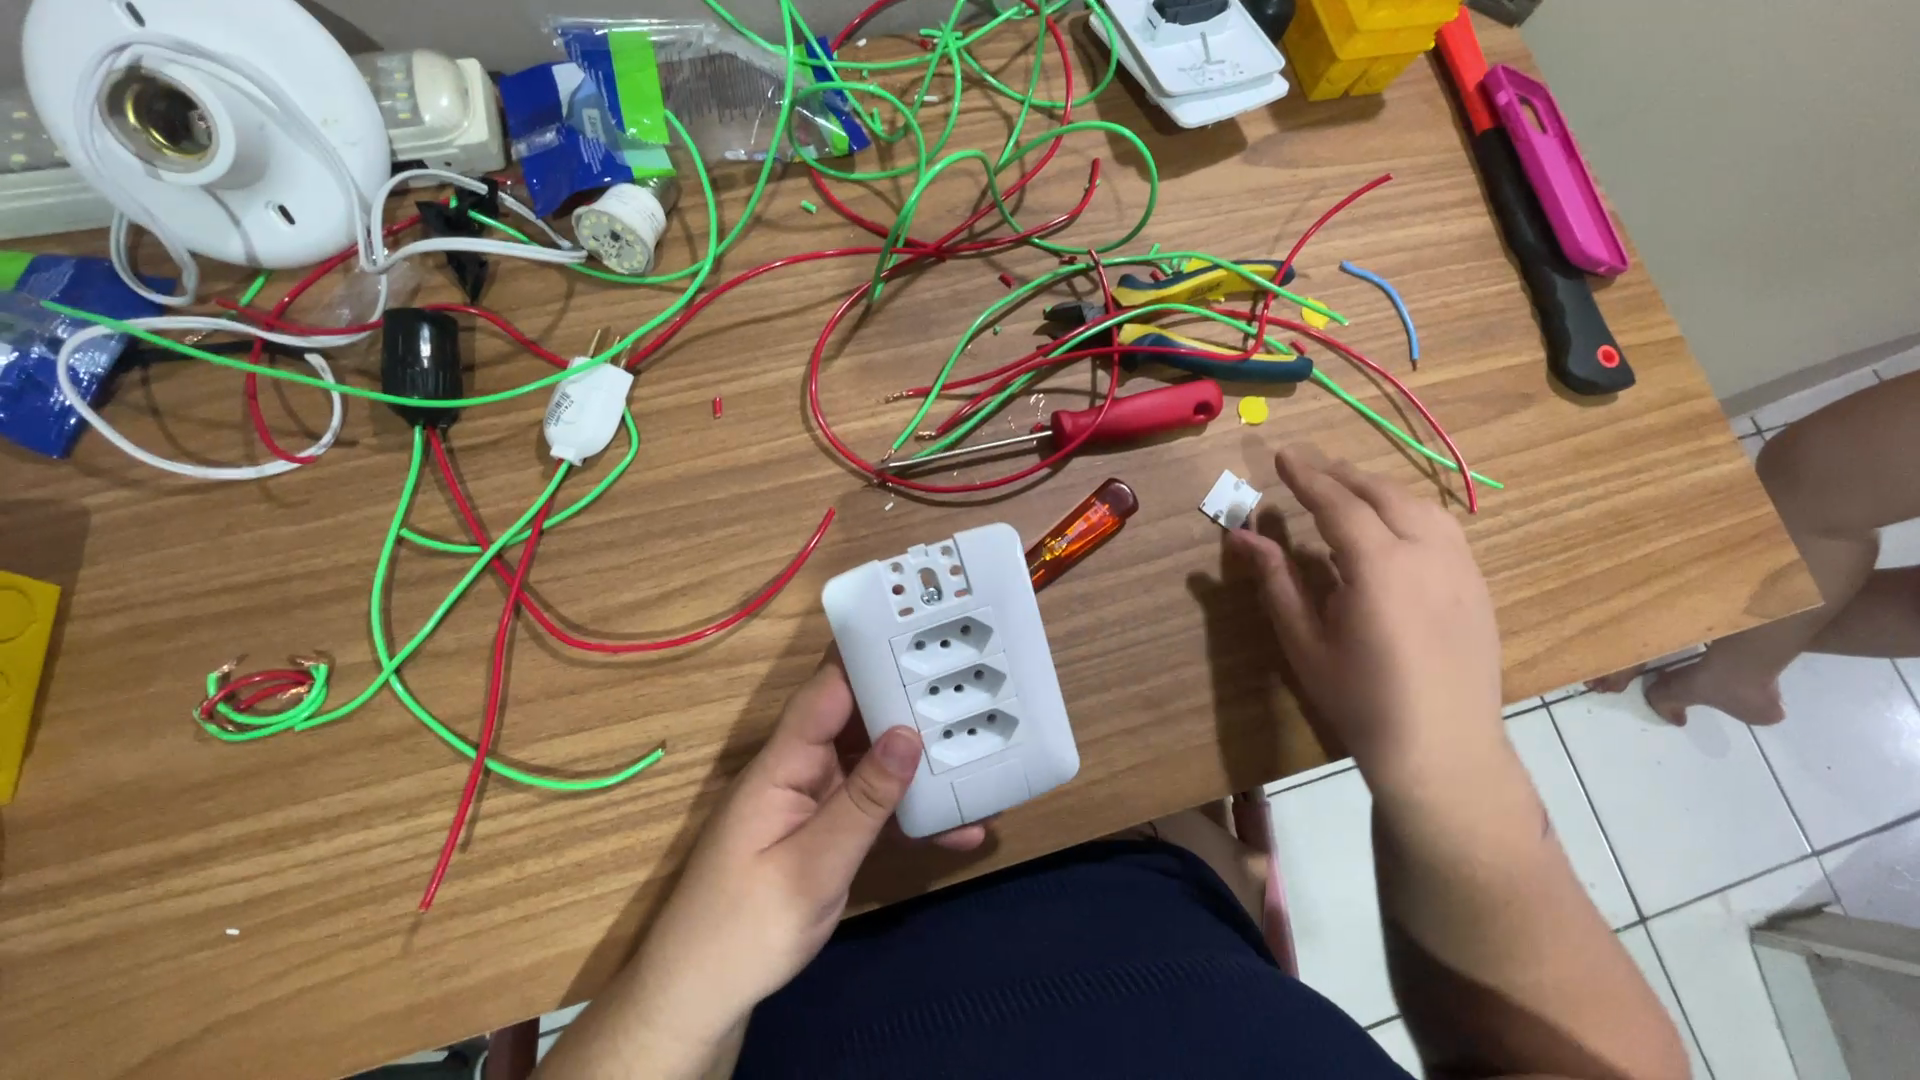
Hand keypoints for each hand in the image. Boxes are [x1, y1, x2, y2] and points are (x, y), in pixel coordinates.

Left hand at [625, 655, 986, 1049]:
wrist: (705, 994)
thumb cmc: (746, 926)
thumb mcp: (812, 865)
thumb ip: (863, 800)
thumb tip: (909, 733)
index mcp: (784, 763)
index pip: (827, 691)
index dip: (868, 657)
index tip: (922, 634)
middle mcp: (802, 770)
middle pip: (859, 721)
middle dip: (911, 705)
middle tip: (976, 687)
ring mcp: (818, 801)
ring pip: (876, 764)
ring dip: (924, 763)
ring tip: (985, 753)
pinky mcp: (830, 832)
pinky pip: (878, 808)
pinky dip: (915, 814)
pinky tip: (964, 827)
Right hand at [1227, 448, 1502, 782]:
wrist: (1442, 748)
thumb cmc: (1361, 699)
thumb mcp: (1305, 641)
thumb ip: (1276, 581)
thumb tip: (1243, 536)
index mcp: (1380, 567)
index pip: (1338, 503)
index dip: (1307, 477)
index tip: (1282, 455)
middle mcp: (1427, 553)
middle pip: (1382, 494)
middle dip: (1342, 474)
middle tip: (1308, 464)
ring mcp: (1461, 567)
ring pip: (1419, 505)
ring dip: (1378, 488)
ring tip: (1347, 486)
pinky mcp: (1478, 585)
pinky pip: (1442, 528)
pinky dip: (1409, 510)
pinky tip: (1392, 524)